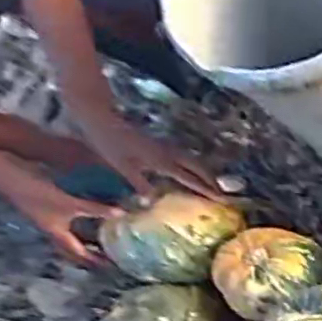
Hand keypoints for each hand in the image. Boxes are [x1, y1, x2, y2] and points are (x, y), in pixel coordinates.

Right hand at [0, 162, 120, 263]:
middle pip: (72, 250)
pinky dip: (79, 230)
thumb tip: (125, 215)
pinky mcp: (40, 209)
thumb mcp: (69, 202)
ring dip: (86, 243)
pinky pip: (64, 227)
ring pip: (68, 238)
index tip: (116, 268)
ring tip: (107, 245)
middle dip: (91, 257)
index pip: (79, 255)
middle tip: (114, 259)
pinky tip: (89, 224)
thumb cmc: (33, 189)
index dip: (97, 262)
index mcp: (55, 234)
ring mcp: (43, 219)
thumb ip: (97, 209)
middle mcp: (49, 230)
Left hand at [74, 109, 216, 196]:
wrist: (97, 115)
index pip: (192, 180)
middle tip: (222, 195)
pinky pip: (184, 158)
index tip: (224, 201)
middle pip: (199, 169)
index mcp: (164, 162)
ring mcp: (165, 148)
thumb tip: (151, 204)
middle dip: (212, 182)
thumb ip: (140, 184)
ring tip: (212, 184)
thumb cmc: (107, 141)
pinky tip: (191, 171)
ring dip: (205, 173)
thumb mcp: (121, 165)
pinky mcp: (159, 144)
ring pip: (194, 162)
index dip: (208, 191)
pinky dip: (193, 167)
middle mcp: (170, 155)